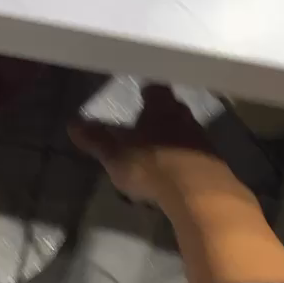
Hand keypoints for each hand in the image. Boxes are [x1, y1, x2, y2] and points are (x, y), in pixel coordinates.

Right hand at [69, 85, 238, 206]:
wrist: (196, 191)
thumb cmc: (150, 166)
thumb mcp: (114, 155)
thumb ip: (96, 140)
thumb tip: (72, 124)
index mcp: (160, 110)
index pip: (156, 91)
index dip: (148, 91)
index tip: (142, 94)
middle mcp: (183, 118)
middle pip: (173, 108)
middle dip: (162, 112)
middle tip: (149, 119)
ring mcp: (200, 139)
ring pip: (185, 128)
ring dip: (174, 133)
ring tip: (159, 144)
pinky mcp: (211, 161)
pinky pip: (194, 151)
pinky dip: (184, 154)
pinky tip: (174, 166)